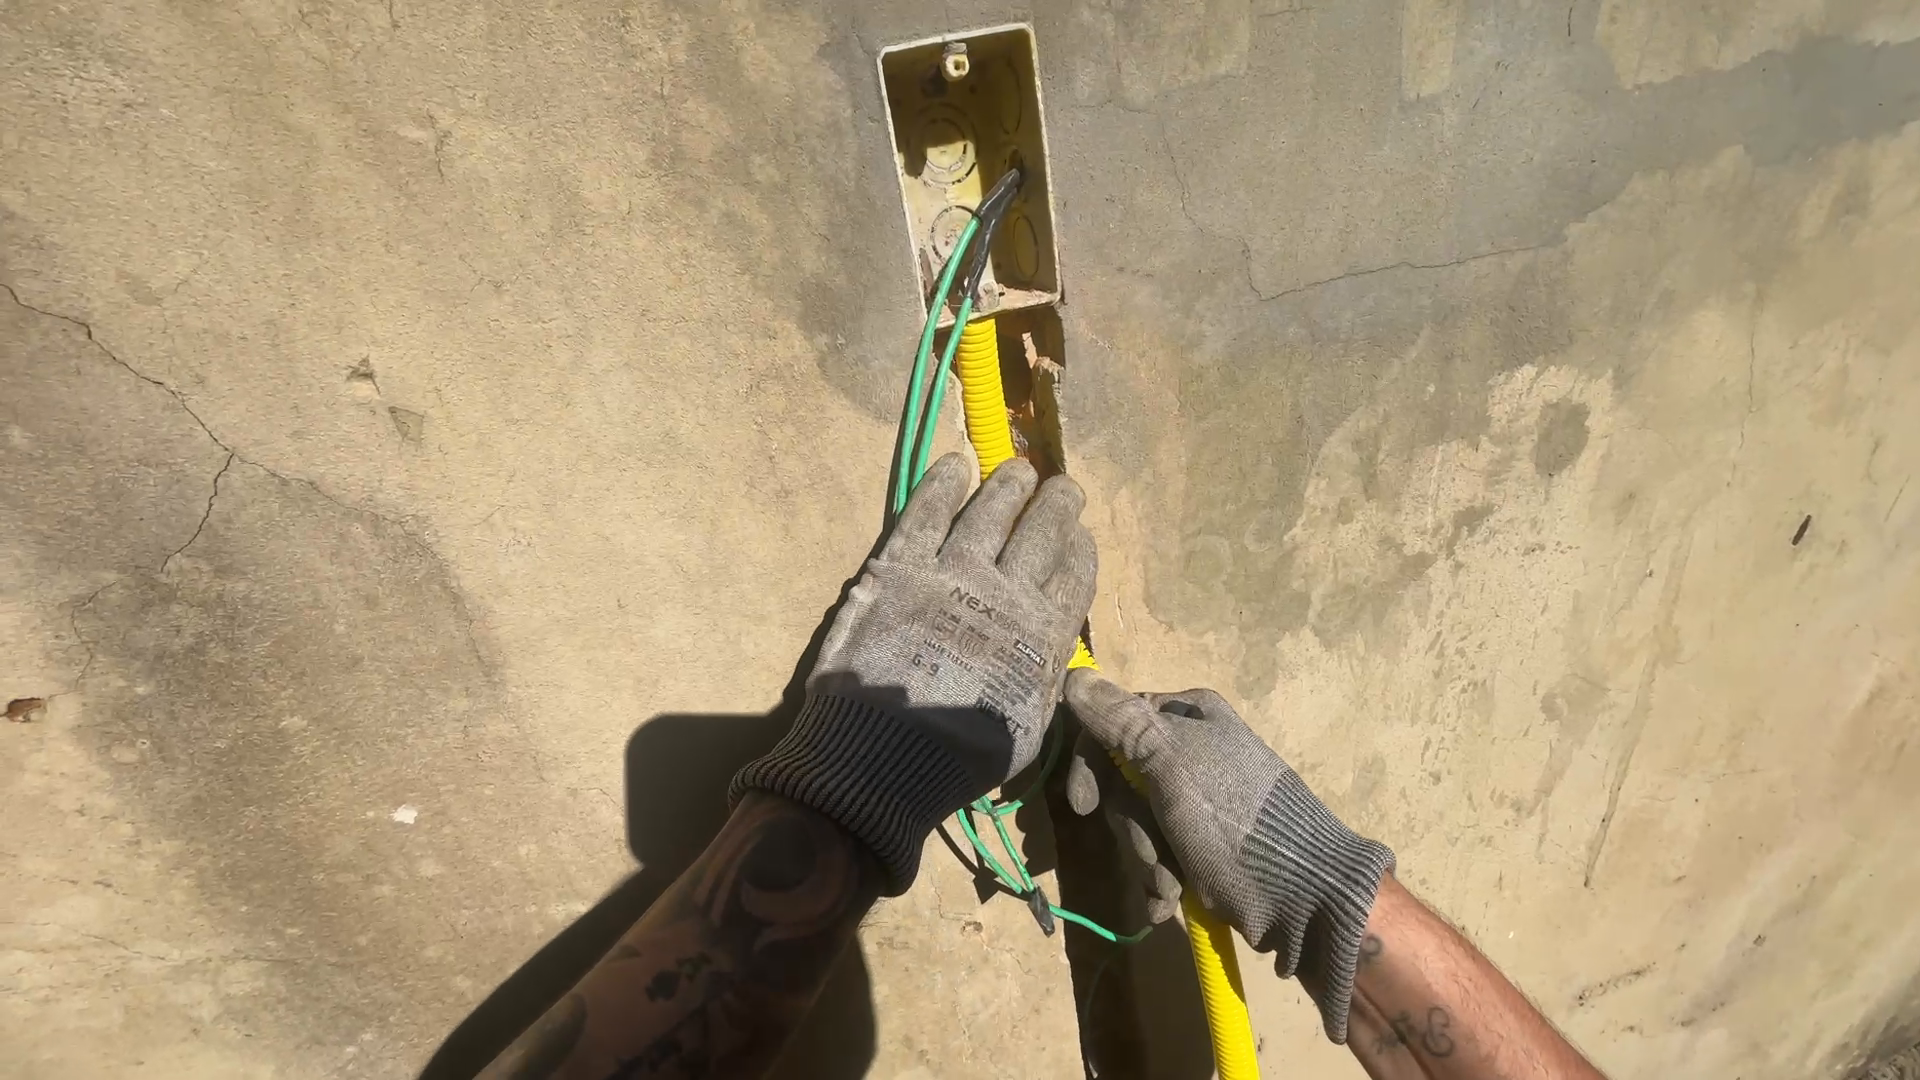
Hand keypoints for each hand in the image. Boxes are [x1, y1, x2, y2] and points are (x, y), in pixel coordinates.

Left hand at [733, 453, 1096, 894]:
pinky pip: (926, 514)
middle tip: (1063, 485)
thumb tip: (1052, 652)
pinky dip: (942, 486)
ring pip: (990, 514)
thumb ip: (1042, 678)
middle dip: (1057, 506)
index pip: (1073, 576)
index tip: (1081, 533)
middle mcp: (1006, 594)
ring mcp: (953, 574)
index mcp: (1042, 635)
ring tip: (1018, 466)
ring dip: (1008, 486)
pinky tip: (955, 465)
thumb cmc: (959, 757)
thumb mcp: (1028, 729)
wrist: (886, 754)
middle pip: (1041, 535)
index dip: (1079, 549)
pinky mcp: (902, 566)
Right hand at [1063, 670, 1393, 1042]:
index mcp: (1188, 713)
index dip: (1091, 762)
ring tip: (1171, 885)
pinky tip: (1171, 898)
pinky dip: (1161, 876)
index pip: (1112, 721)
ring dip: (1148, 858)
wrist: (1308, 899)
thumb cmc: (1235, 821)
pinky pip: (1161, 847)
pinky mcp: (1208, 837)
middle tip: (1151, 854)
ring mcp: (1202, 794)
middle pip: (1123, 778)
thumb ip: (1120, 720)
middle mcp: (1194, 745)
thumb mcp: (1171, 764)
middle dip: (1132, 826)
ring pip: (1140, 820)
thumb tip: (1075, 676)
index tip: (1084, 805)